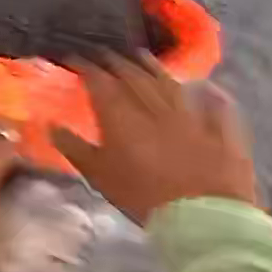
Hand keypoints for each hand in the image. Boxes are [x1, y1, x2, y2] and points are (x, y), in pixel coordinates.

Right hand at [55, 51, 258, 224]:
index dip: (83, 65)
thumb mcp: (96, 173)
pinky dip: (211, 94)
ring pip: (169, 83)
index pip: (98, 79)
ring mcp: (191, 117)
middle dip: (114, 60)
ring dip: (153, 67)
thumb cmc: (141, 195)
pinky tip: (207, 86)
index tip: (71, 56)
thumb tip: (49, 124)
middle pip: (132, 75)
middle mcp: (154, 107)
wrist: (202, 220)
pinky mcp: (222, 134)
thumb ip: (72, 146)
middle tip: (101, 51)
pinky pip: (218, 108)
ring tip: (140, 55)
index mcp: (120, 114)